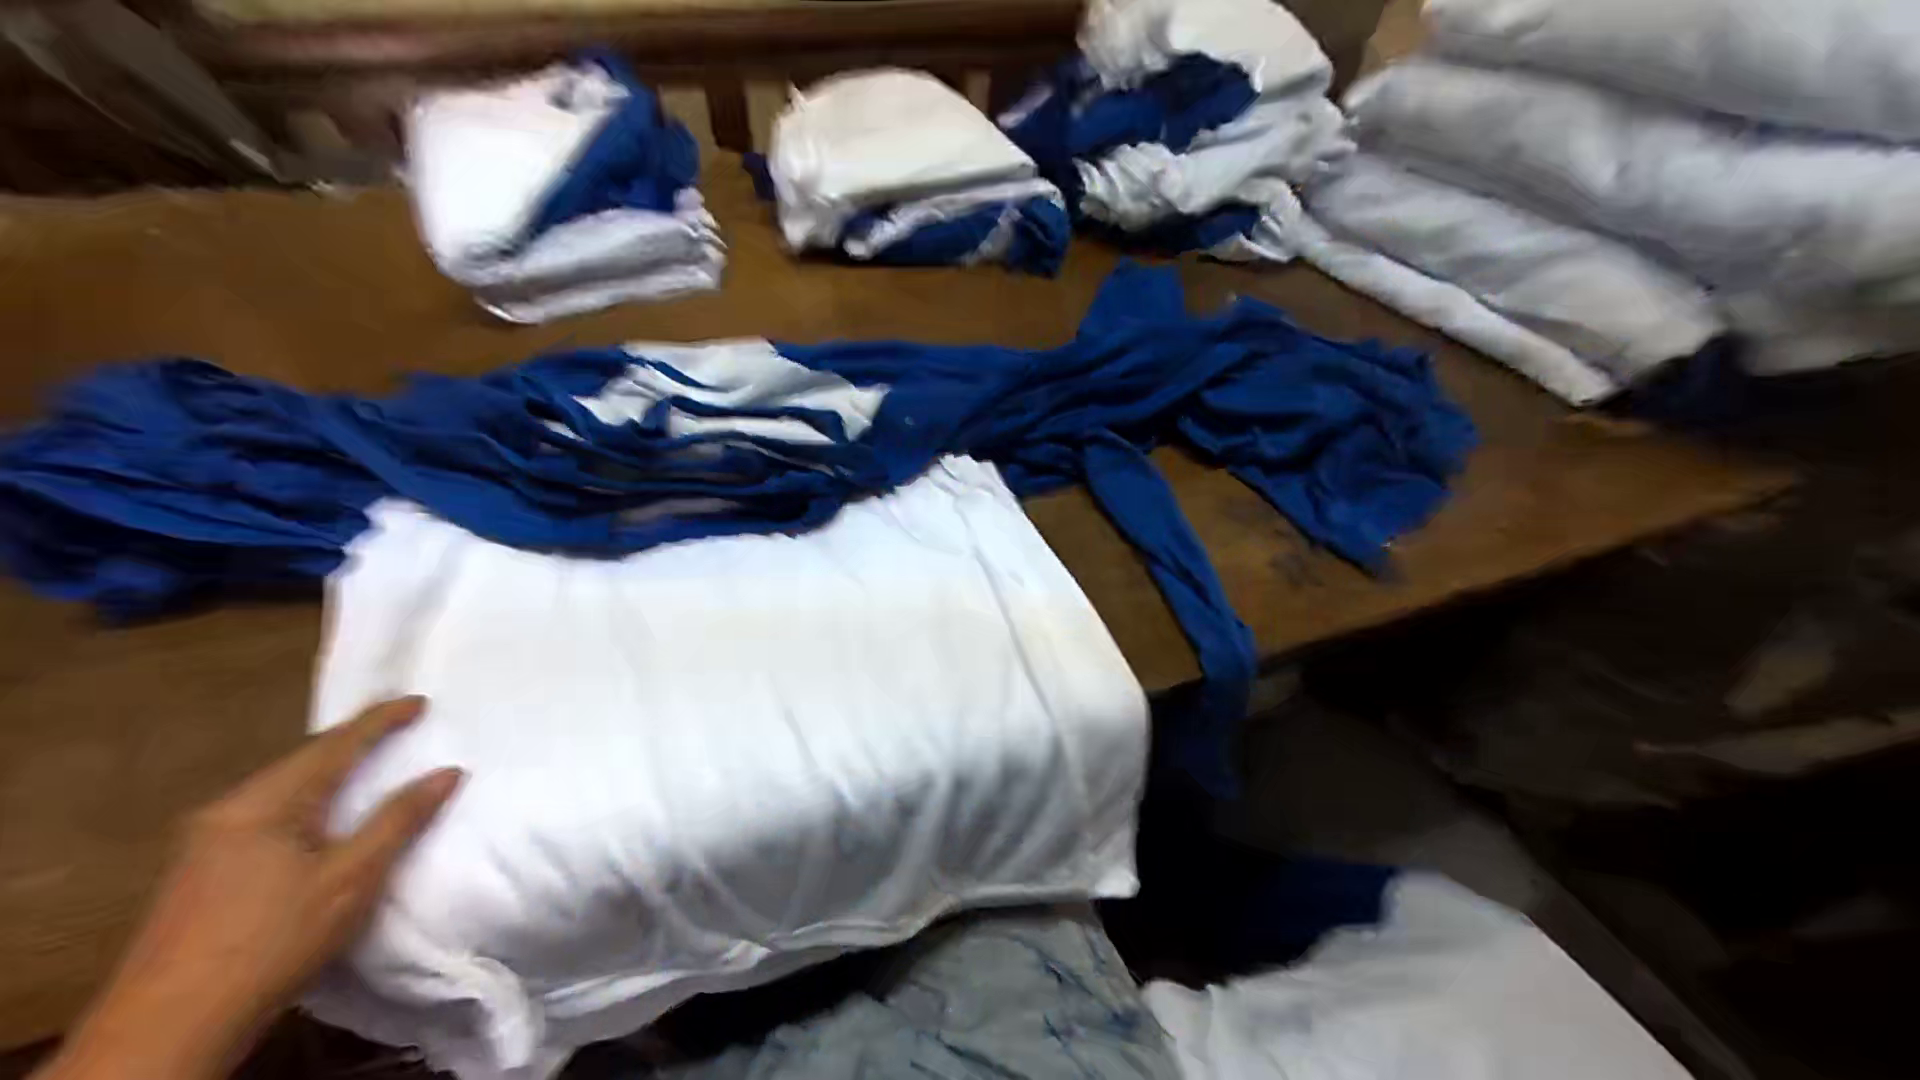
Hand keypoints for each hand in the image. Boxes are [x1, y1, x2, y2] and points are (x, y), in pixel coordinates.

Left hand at [37, 698, 462, 1079]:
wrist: (167, 1030)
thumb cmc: (273, 940)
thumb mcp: (352, 877)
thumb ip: (401, 818)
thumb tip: (447, 772)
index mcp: (264, 804)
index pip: (334, 745)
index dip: (380, 720)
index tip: (419, 700)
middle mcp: (228, 811)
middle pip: (303, 760)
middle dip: (354, 738)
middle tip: (399, 723)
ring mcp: (206, 842)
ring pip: (284, 786)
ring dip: (330, 767)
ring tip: (370, 758)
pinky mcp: (202, 870)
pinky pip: (269, 810)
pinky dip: (309, 794)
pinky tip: (322, 809)